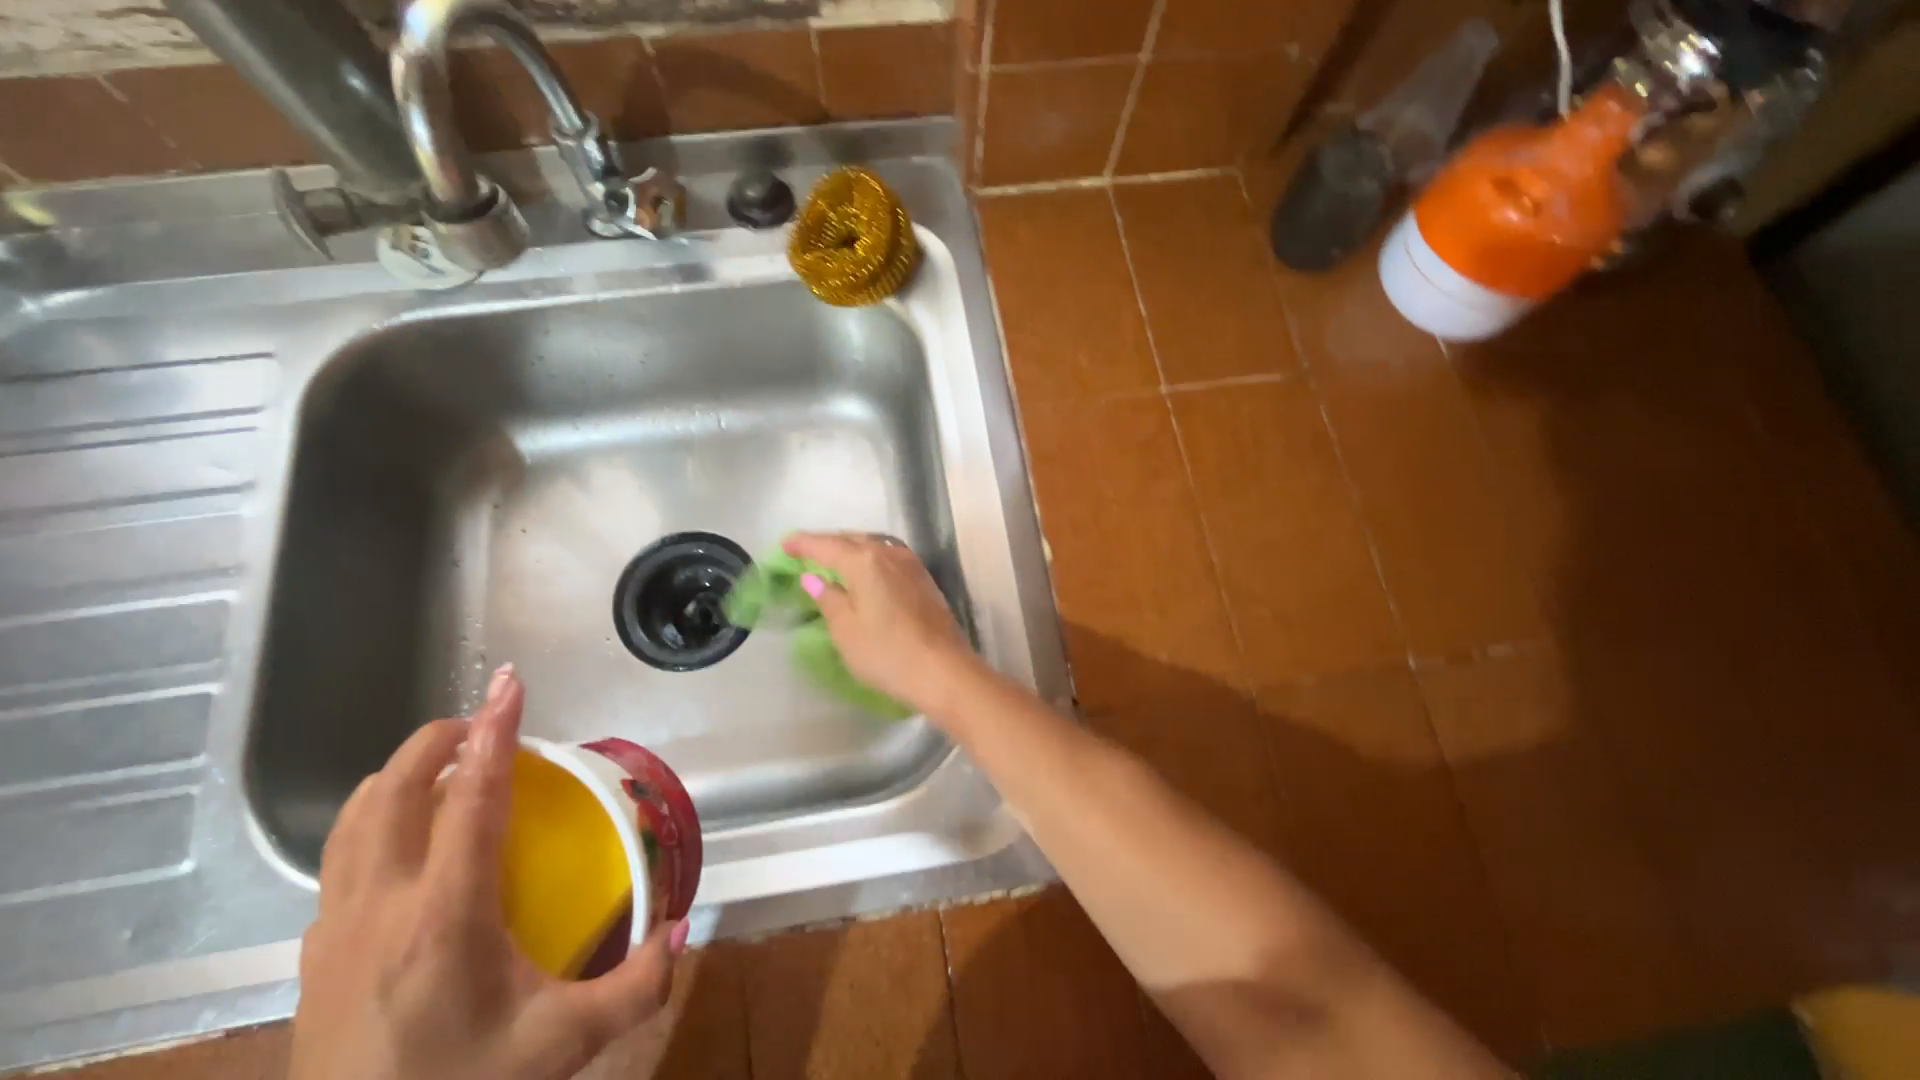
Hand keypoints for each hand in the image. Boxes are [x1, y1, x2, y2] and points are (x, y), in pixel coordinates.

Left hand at [290, 665, 685, 1079]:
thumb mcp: (566, 1044)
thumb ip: (637, 985)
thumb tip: (681, 929)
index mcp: (445, 917)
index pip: (471, 800)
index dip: (495, 734)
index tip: (510, 683)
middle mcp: (379, 907)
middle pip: (393, 790)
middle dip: (435, 739)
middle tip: (481, 727)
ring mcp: (333, 930)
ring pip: (353, 819)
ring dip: (398, 777)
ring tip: (442, 773)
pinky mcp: (311, 955)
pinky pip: (339, 862)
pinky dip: (374, 826)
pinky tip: (407, 854)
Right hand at [783, 532, 981, 715]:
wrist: (944, 672)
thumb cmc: (887, 653)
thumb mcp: (846, 630)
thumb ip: (828, 599)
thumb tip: (815, 578)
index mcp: (865, 561)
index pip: (826, 545)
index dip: (804, 543)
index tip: (785, 544)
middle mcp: (890, 554)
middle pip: (853, 540)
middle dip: (828, 543)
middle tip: (806, 553)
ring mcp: (912, 566)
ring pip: (874, 547)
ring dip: (851, 550)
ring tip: (833, 561)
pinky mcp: (924, 582)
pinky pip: (889, 559)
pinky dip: (870, 561)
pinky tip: (865, 575)